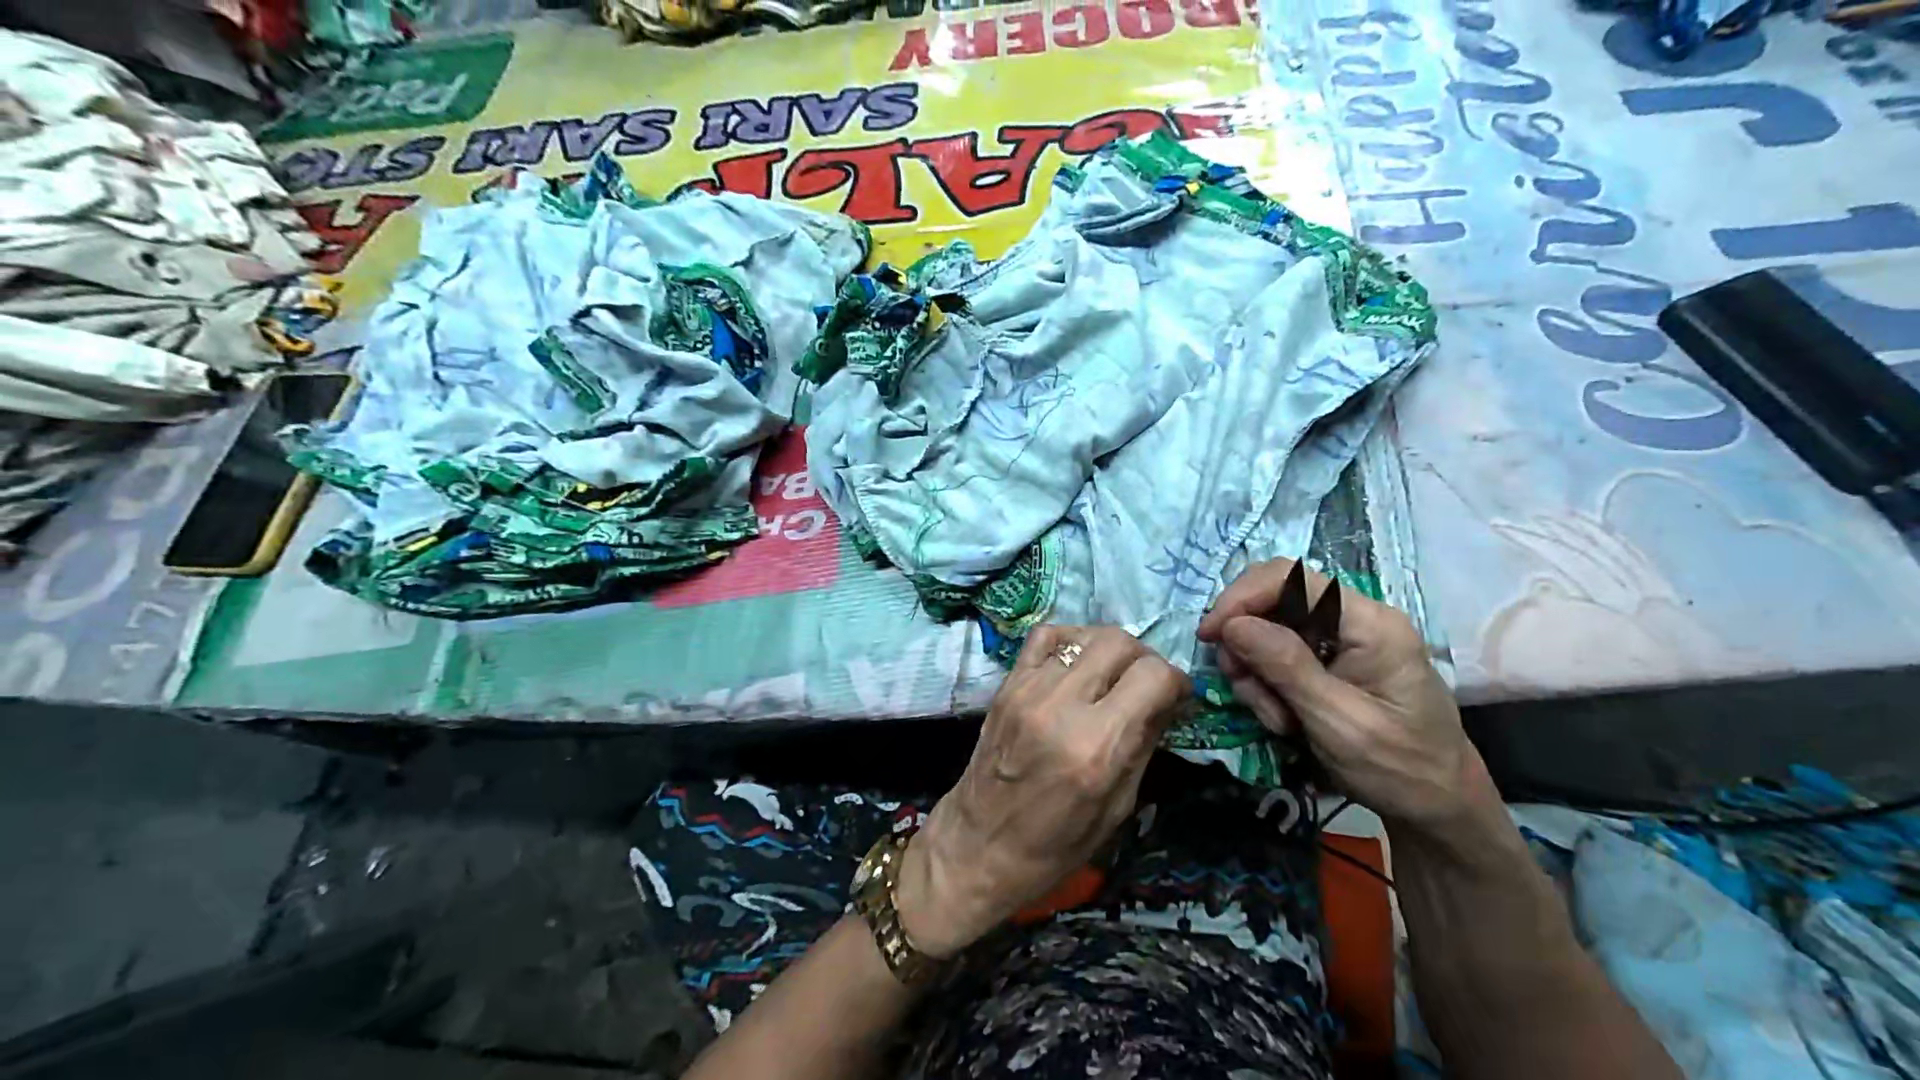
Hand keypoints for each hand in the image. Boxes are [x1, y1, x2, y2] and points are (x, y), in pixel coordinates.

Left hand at [895, 625, 1188, 957]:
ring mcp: (1029, 690)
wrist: (980, 844)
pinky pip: (1045, 636)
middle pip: (1119, 642)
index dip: (1176, 682)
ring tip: (1112, 676)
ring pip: (1084, 636)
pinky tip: (1076, 665)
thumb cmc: (1056, 843)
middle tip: (1145, 685)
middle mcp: (1062, 707)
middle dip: (1145, 659)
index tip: (1176, 697)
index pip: (1153, 675)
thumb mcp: (1118, 805)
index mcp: (1097, 747)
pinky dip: (1070, 641)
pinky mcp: (1006, 685)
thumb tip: (1168, 700)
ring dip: (1109, 650)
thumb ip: (1144, 743)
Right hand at [1196, 559, 1496, 838]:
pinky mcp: (1328, 658)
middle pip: (1273, 601)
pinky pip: (1277, 654)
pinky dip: (1266, 683)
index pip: (1290, 578)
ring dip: (1256, 672)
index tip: (1210, 636)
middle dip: (1246, 641)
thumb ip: (1286, 668)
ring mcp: (1340, 638)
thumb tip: (1233, 624)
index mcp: (1368, 623)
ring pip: (1268, 630)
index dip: (1241, 598)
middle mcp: (1353, 618)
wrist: (1439, 806)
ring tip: (1276, 718)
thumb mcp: (1338, 722)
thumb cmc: (1399, 767)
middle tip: (1243, 687)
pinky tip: (1284, 717)